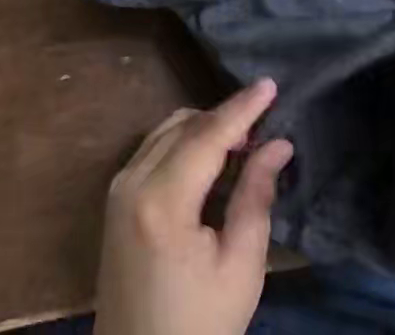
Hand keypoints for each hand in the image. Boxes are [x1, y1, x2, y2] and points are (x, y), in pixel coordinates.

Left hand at [94, 79, 295, 334]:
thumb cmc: (199, 325)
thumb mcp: (240, 268)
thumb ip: (256, 197)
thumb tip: (278, 144)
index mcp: (162, 202)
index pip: (207, 136)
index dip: (241, 108)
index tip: (270, 84)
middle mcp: (131, 182)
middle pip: (184, 125)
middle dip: (225, 117)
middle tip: (264, 123)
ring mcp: (118, 187)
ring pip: (166, 130)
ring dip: (204, 127)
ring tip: (243, 142)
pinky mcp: (116, 196)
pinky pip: (153, 147)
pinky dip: (184, 141)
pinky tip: (210, 158)